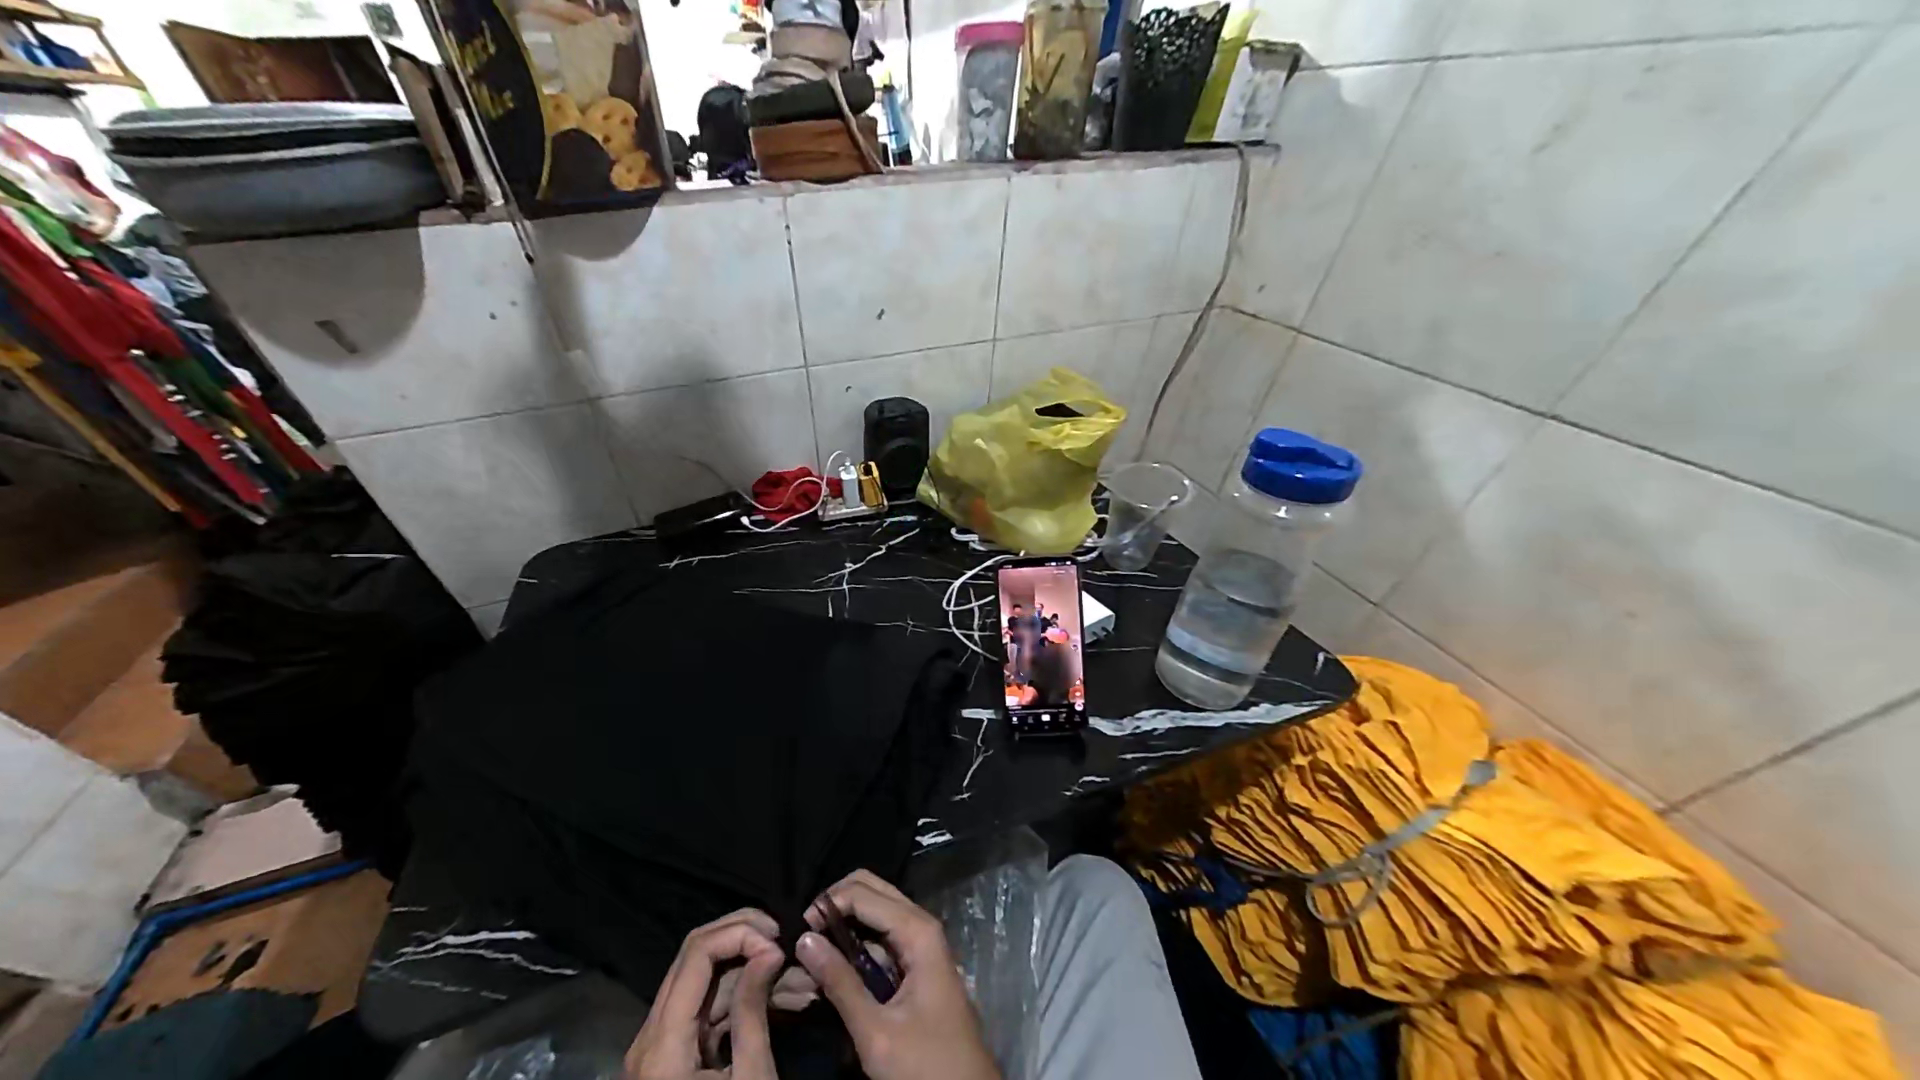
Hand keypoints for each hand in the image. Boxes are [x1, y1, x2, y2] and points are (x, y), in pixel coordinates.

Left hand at [626, 909, 783, 1079]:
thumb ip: (753, 1013)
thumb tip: (770, 951)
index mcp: (661, 1045)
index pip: (696, 954)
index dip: (740, 934)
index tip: (779, 946)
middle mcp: (650, 1035)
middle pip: (695, 956)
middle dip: (746, 939)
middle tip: (786, 942)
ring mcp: (659, 1044)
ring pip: (706, 980)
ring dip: (753, 970)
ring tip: (802, 977)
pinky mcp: (673, 1054)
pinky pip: (709, 1008)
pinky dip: (746, 997)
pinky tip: (787, 998)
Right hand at [796, 871, 1000, 1079]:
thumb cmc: (926, 1065)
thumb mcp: (876, 1032)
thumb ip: (840, 983)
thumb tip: (804, 940)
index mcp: (917, 930)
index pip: (863, 893)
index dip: (828, 904)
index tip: (797, 932)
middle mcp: (921, 924)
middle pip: (871, 889)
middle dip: (836, 902)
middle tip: (805, 934)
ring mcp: (920, 941)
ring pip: (875, 910)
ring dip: (843, 920)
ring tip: (812, 948)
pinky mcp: (915, 961)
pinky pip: (881, 935)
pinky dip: (855, 940)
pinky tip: (832, 962)